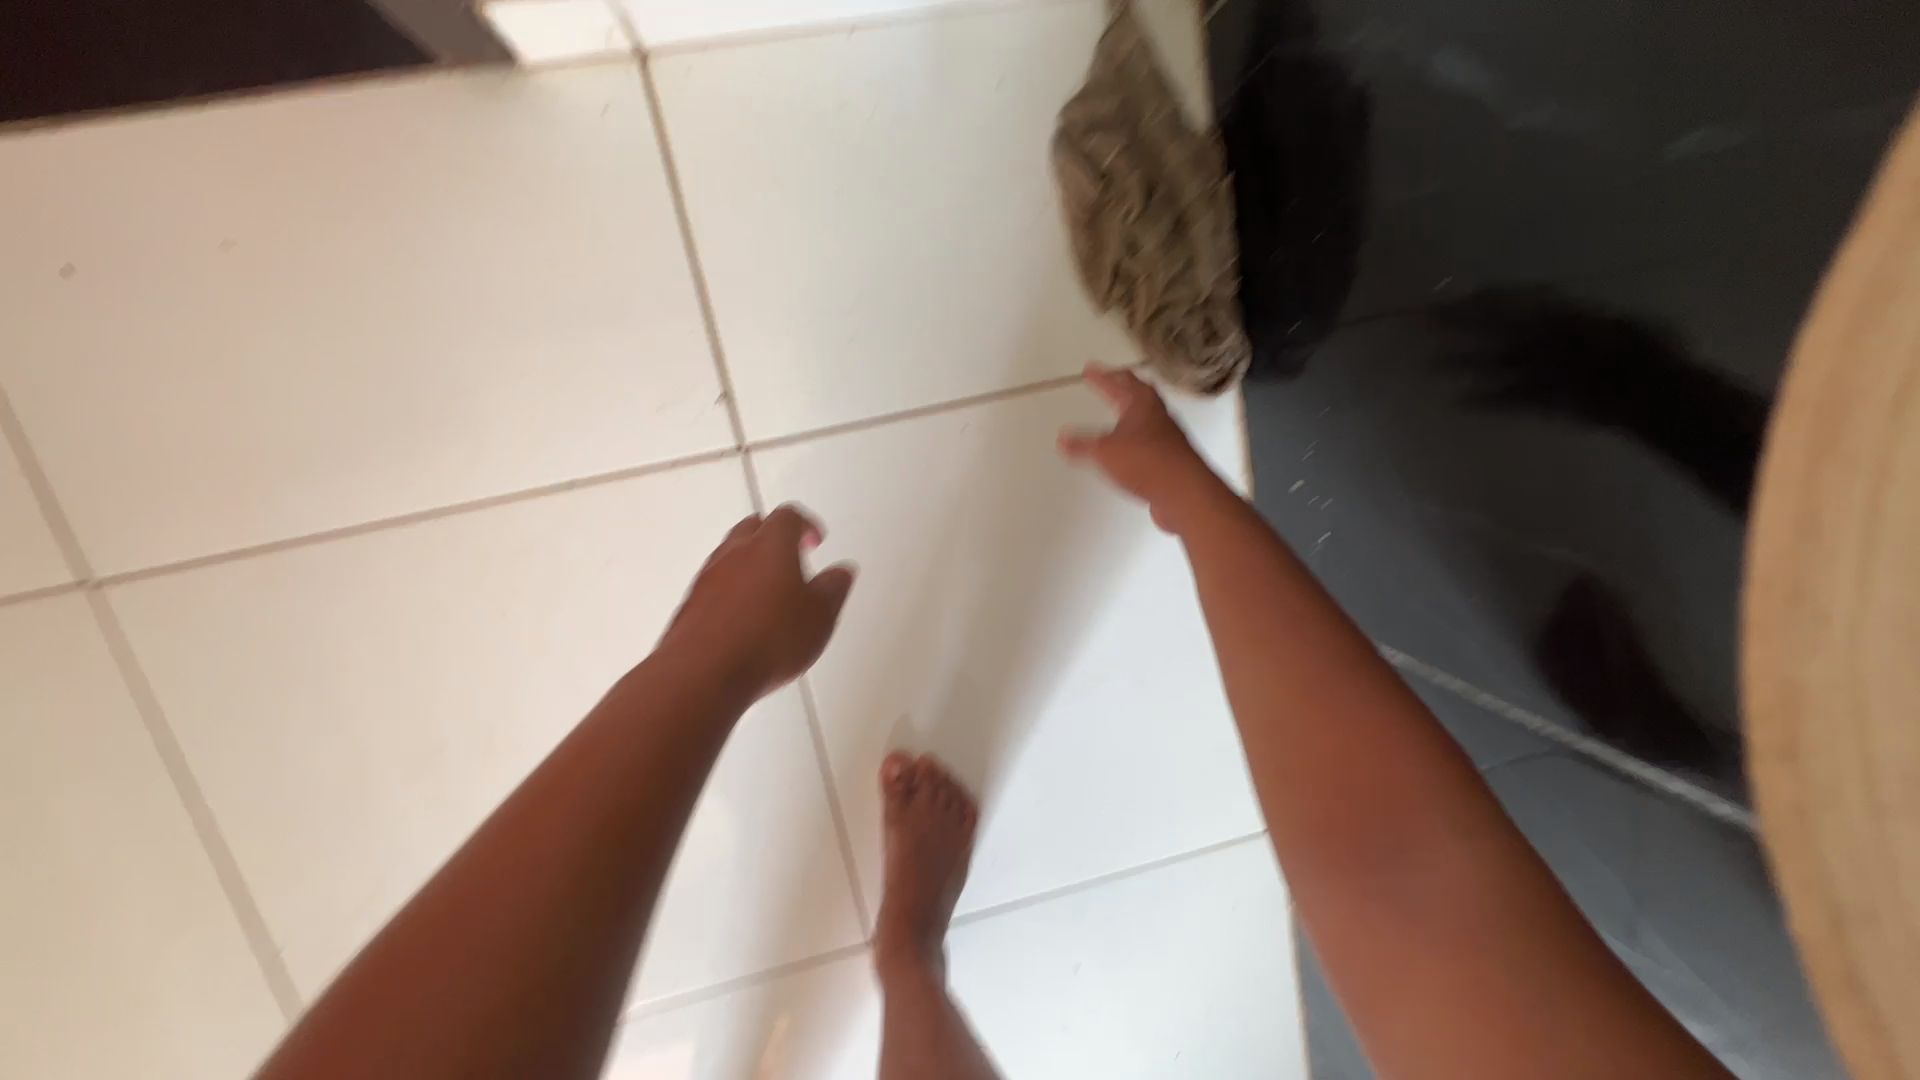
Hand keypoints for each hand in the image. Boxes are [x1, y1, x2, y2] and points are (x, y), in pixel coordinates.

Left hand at [659, 504, 855, 699]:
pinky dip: (731, 593)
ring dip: (749, 565)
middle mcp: (734, 553)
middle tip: (790, 554)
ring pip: (729, 557)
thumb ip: (833, 588)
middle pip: (752, 528)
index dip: (805, 525)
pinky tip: (744, 620)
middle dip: (772, 537)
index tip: (815, 538)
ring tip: (769, 591)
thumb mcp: (821, 616)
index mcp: (771, 545)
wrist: (705, 674)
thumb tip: (840, 573)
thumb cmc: (767, 639)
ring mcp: (707, 579)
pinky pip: (714, 588)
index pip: (788, 517)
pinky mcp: (689, 607)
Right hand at [1057, 363, 1221, 533]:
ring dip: (1134, 409)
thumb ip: (1081, 445)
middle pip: (1140, 391)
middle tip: (1112, 379)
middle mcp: (1158, 413)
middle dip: (1124, 384)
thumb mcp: (1104, 452)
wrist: (1184, 491)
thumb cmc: (1144, 461)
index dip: (1101, 375)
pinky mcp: (1172, 456)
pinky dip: (1139, 435)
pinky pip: (1151, 438)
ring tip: (1121, 410)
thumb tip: (1061, 438)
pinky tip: (1131, 446)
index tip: (1089, 368)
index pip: (1117, 382)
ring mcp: (1168, 434)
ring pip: (1148, 414)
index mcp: (1141, 403)